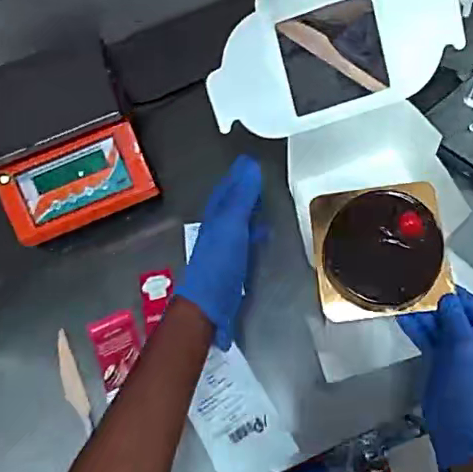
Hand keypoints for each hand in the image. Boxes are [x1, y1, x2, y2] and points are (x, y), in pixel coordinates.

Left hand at [176, 155, 267, 349]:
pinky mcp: (232, 269)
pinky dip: (253, 234)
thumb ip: (241, 198)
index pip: (226, 190)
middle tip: (258, 179)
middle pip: (230, 205)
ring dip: (249, 212)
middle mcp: (217, 232)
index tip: (250, 163)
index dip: (237, 176)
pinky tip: (262, 238)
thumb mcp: (231, 227)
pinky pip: (244, 242)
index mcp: (215, 219)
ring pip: (237, 223)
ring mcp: (223, 251)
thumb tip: (250, 167)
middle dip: (243, 191)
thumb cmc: (219, 265)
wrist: (208, 309)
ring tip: (264, 204)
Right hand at [398, 288, 472, 471]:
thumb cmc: (471, 387)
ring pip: (439, 326)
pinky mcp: (440, 363)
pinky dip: (417, 329)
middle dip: (434, 302)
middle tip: (410, 284)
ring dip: (422, 314)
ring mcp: (457, 353)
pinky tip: (401, 316)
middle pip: (454, 314)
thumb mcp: (466, 348)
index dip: (453, 292)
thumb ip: (455, 319)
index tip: (431, 276)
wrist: (462, 430)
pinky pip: (429, 340)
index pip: (472, 305)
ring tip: (402, 296)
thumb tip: (446, 296)